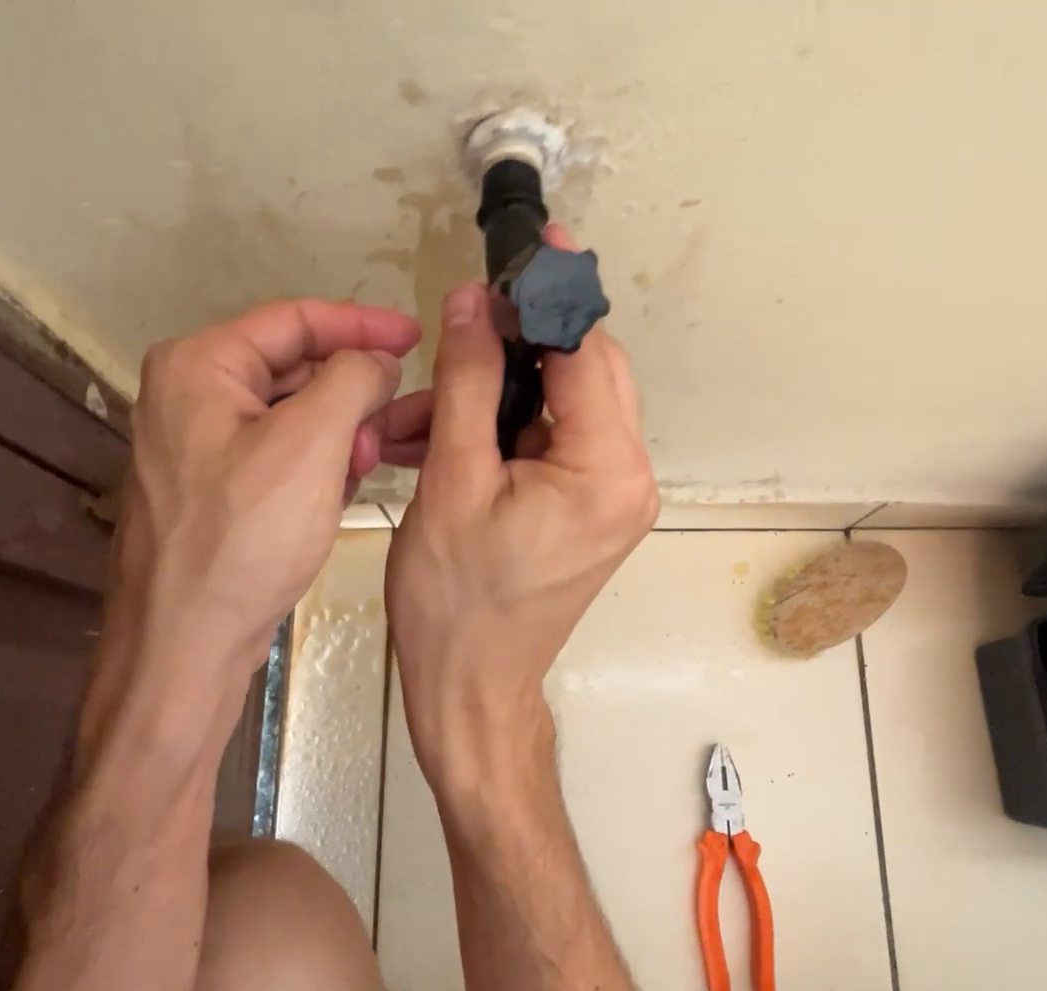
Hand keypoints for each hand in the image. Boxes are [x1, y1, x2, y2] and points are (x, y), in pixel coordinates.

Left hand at [88, 300, 428, 747]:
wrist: (186, 641)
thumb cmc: (246, 536)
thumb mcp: (311, 443)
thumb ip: (352, 379)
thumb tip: (375, 359)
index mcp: (199, 366)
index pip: (293, 320)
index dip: (361, 324)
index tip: (417, 336)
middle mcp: (189, 395)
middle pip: (292, 367)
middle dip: (351, 389)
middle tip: (400, 413)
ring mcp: (197, 446)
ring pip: (289, 415)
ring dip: (339, 430)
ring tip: (373, 459)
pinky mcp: (213, 490)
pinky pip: (278, 455)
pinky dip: (317, 461)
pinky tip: (344, 485)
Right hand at [386, 227, 658, 821]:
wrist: (470, 690)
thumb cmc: (455, 606)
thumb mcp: (452, 483)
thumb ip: (466, 384)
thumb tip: (472, 304)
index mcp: (606, 471)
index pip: (589, 351)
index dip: (554, 294)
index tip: (534, 243)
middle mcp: (627, 479)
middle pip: (586, 372)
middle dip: (517, 347)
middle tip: (458, 333)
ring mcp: (611, 497)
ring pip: (561, 406)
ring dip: (494, 396)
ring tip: (418, 415)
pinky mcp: (588, 510)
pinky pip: (551, 443)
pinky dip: (500, 431)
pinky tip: (438, 439)